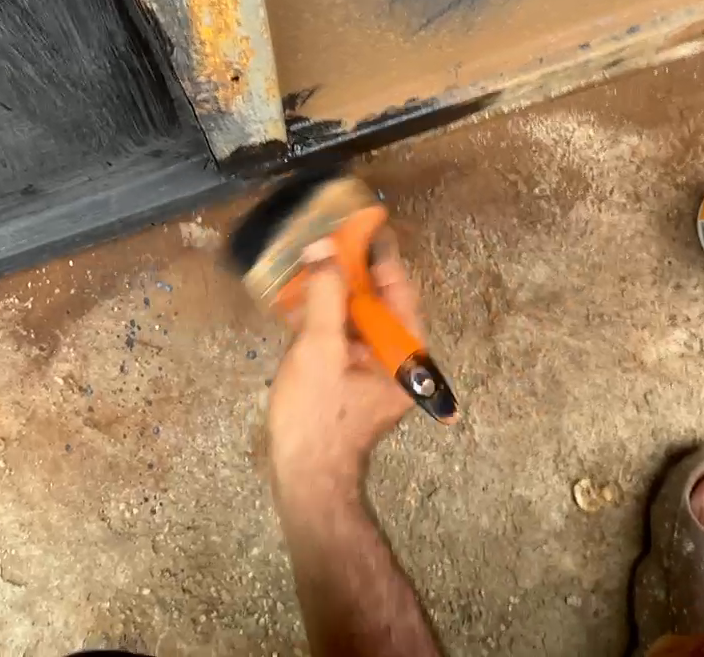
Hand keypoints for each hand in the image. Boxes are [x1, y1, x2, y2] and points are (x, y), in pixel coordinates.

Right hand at [267, 231, 424, 508]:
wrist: (306, 479)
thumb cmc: (318, 415)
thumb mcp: (319, 348)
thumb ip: (324, 295)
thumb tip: (323, 248)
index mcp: (404, 353)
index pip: (399, 288)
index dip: (380, 253)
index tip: (361, 222)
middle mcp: (396, 360)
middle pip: (378, 301)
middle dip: (352, 270)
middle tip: (326, 239)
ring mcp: (375, 373)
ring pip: (359, 318)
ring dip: (335, 291)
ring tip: (309, 262)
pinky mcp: (353, 381)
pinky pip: (344, 337)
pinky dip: (326, 317)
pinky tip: (299, 301)